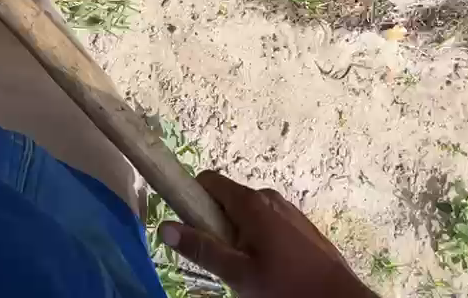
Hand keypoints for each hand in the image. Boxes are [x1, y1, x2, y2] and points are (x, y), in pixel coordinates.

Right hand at [158, 172, 376, 297]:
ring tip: (251, 271)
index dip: (193, 197)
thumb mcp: (240, 275)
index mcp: (250, 202)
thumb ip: (202, 250)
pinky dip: (263, 241)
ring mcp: (289, 211)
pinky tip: (274, 271)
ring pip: (250, 215)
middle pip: (228, 200)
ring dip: (242, 236)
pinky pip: (271, 225)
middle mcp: (268, 197)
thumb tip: (164, 227)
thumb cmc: (288, 289)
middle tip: (225, 260)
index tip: (191, 225)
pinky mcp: (304, 228)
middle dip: (219, 225)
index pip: (208, 180)